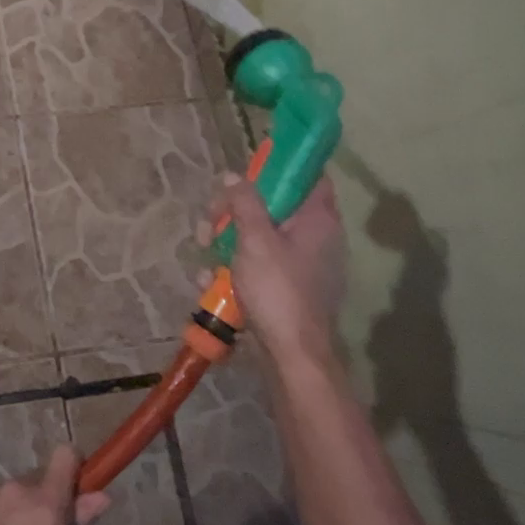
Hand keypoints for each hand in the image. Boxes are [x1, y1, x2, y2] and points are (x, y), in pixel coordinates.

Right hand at [198, 172, 345, 363]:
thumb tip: (234, 176)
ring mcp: (303, 265)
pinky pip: (259, 266)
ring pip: (260, 236)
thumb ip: (244, 202)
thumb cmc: (278, 290)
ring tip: (206, 257)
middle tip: (211, 223)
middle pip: (274, 206)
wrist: (292, 354)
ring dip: (228, 242)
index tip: (248, 174)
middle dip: (235, 211)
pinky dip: (236, 269)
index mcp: (318, 219)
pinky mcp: (288, 288)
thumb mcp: (255, 239)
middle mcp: (316, 237)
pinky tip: (213, 283)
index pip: (309, 176)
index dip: (280, 169)